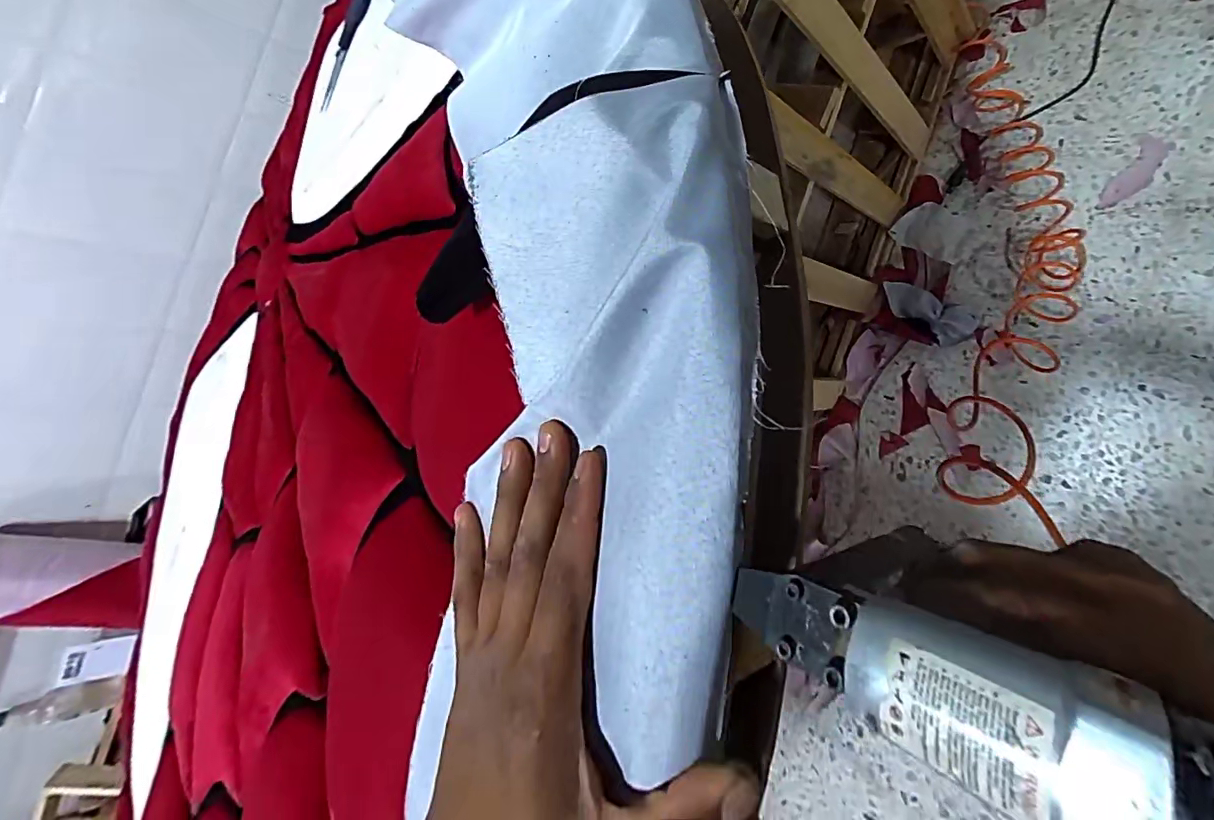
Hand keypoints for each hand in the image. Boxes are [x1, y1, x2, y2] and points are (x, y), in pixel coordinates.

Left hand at [429, 420, 759, 819]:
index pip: (565, 581)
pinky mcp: (464, 675)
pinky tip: (464, 516)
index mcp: (543, 684)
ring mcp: (478, 664)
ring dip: (506, 505)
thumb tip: (749, 783)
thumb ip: (679, 808)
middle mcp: (504, 659)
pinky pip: (464, 599)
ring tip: (510, 451)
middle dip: (542, 489)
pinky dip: (464, 553)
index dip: (579, 519)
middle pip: (528, 557)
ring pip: (494, 566)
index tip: (589, 463)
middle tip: (549, 431)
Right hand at [897, 540, 1213, 819]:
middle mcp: (1116, 587)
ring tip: (937, 577)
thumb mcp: (1131, 750)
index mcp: (1114, 630)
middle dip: (957, 576)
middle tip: (904, 586)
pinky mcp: (1139, 576)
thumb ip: (1063, 733)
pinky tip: (1007, 581)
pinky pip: (1070, 562)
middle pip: (1017, 574)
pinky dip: (1029, 569)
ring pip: (1038, 561)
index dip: (958, 603)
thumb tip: (993, 722)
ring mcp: (1129, 575)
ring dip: (986, 567)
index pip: (1015, 607)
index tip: (910, 606)